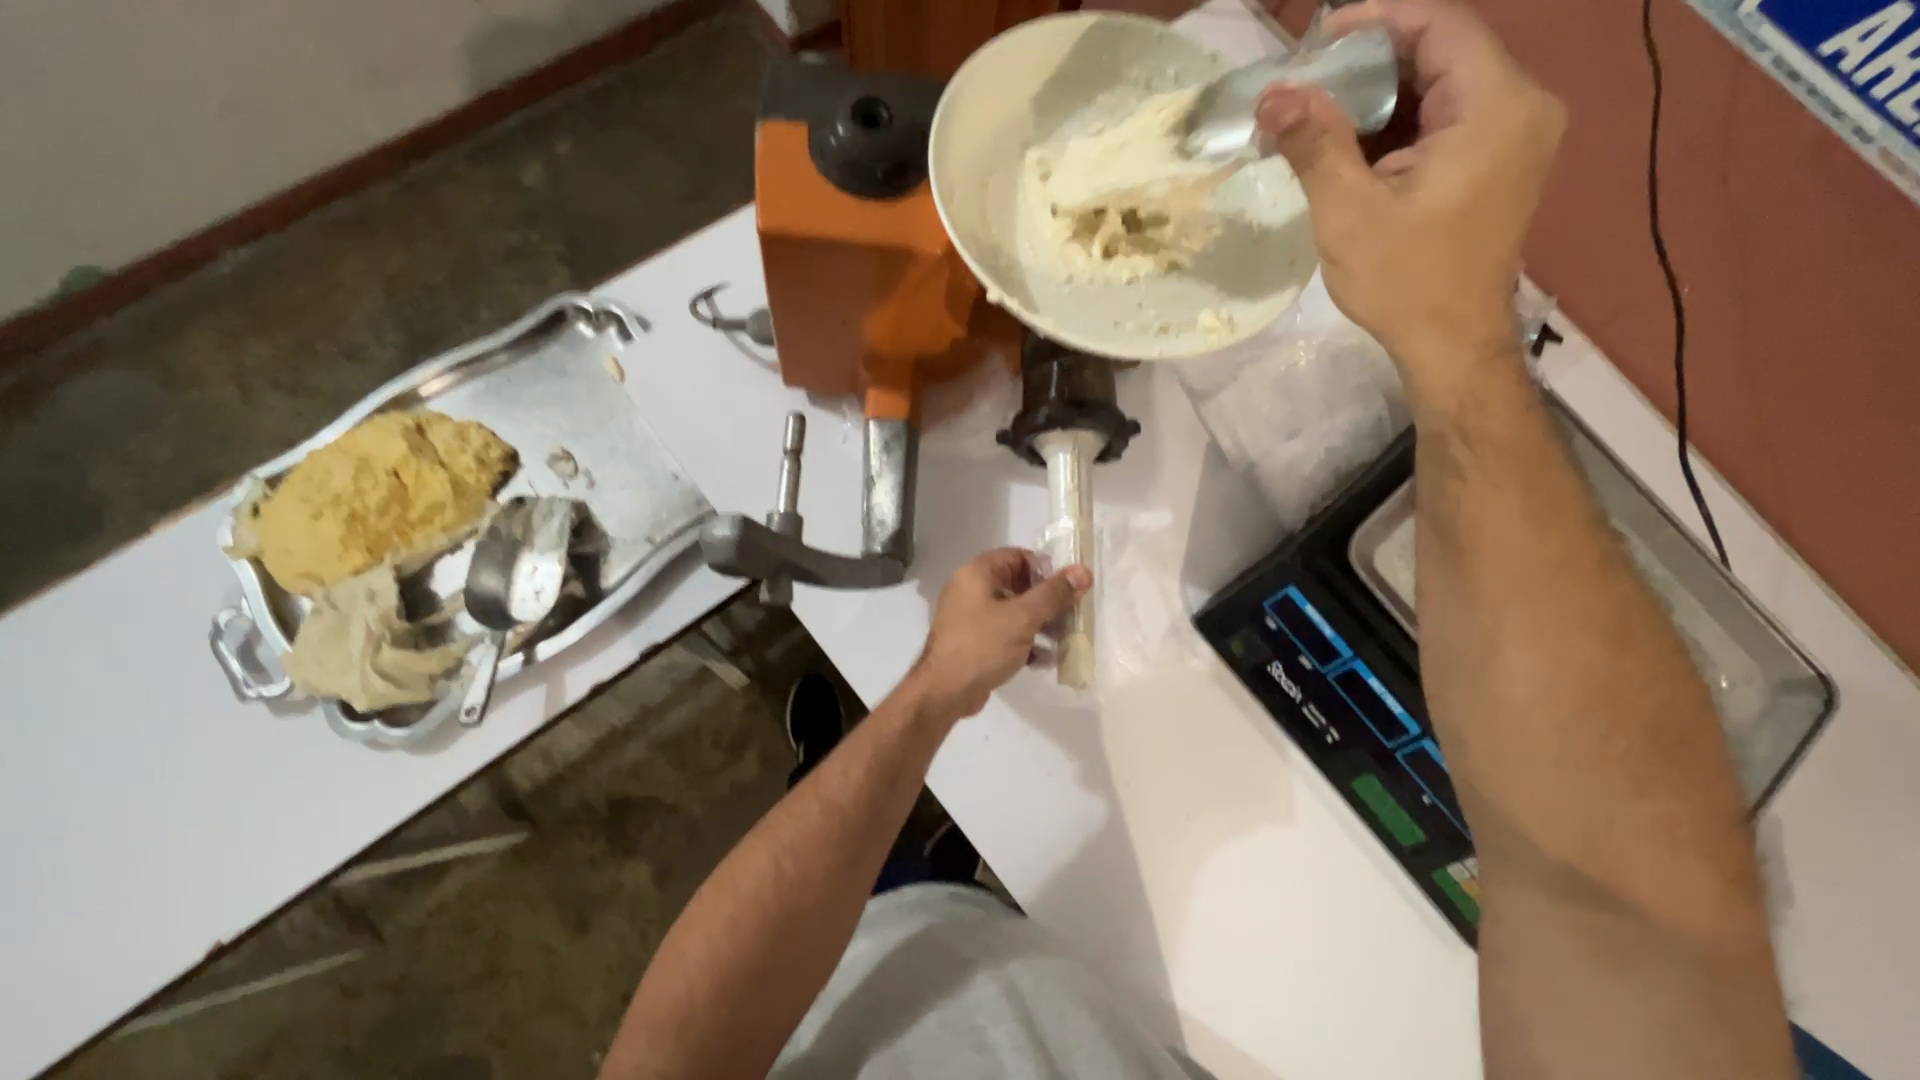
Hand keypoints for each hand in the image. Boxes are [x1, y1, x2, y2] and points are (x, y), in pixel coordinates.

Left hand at [908, 549, 1091, 719]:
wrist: (945, 691)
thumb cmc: (983, 645)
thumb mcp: (1024, 616)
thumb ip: (1054, 593)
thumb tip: (1084, 571)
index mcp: (977, 573)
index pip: (1017, 556)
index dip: (1045, 568)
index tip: (1068, 587)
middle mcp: (970, 590)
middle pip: (1017, 585)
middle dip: (1046, 600)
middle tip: (1071, 614)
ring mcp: (970, 617)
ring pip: (1013, 612)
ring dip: (1039, 623)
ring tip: (1064, 638)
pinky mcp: (973, 642)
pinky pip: (1004, 633)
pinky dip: (1024, 642)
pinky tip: (1044, 659)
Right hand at [1256, 0, 1564, 397]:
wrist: (1451, 345)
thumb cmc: (1405, 281)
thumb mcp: (1349, 211)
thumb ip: (1316, 142)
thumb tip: (1272, 93)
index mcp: (1495, 106)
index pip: (1439, 25)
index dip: (1375, 21)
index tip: (1316, 40)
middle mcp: (1521, 106)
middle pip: (1442, 52)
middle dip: (1369, 63)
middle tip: (1306, 85)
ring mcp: (1516, 135)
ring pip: (1442, 85)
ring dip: (1379, 97)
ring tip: (1318, 117)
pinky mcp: (1501, 161)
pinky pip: (1448, 118)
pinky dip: (1400, 124)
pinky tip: (1351, 146)